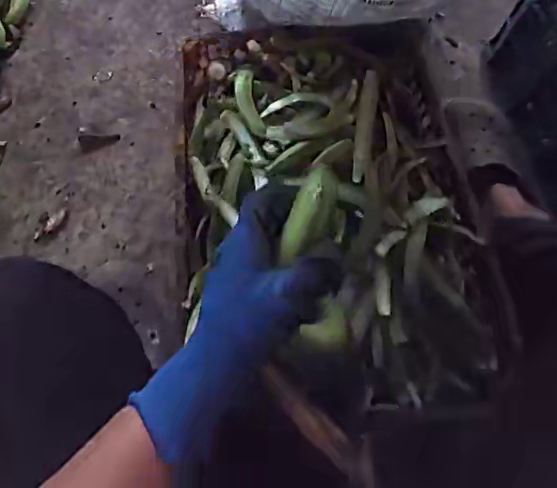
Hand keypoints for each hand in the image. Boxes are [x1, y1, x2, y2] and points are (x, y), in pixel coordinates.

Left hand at [130, 188, 337, 467]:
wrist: (216, 364)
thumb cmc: (249, 320)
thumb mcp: (288, 293)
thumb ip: (317, 273)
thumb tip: (339, 262)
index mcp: (246, 234)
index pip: (263, 197)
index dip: (287, 192)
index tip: (313, 198)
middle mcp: (238, 246)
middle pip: (269, 222)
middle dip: (297, 227)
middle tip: (324, 237)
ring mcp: (237, 270)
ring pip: (270, 249)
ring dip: (294, 257)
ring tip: (317, 273)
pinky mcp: (239, 294)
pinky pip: (267, 273)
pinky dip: (286, 279)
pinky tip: (302, 305)